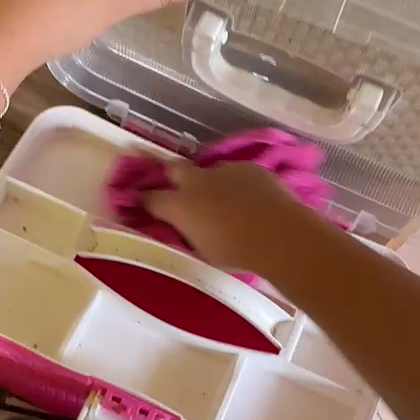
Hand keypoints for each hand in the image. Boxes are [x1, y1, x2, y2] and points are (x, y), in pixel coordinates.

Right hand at [143, 162, 326, 273]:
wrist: (278, 234)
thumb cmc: (235, 252)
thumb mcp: (202, 250)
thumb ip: (189, 234)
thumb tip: (184, 228)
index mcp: (179, 206)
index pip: (150, 198)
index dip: (144, 200)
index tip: (142, 203)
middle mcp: (196, 182)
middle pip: (173, 168)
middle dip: (171, 176)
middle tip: (176, 190)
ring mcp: (224, 171)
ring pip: (208, 172)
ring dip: (209, 183)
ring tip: (222, 201)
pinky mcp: (249, 167)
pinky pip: (235, 174)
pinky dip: (236, 185)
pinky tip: (248, 200)